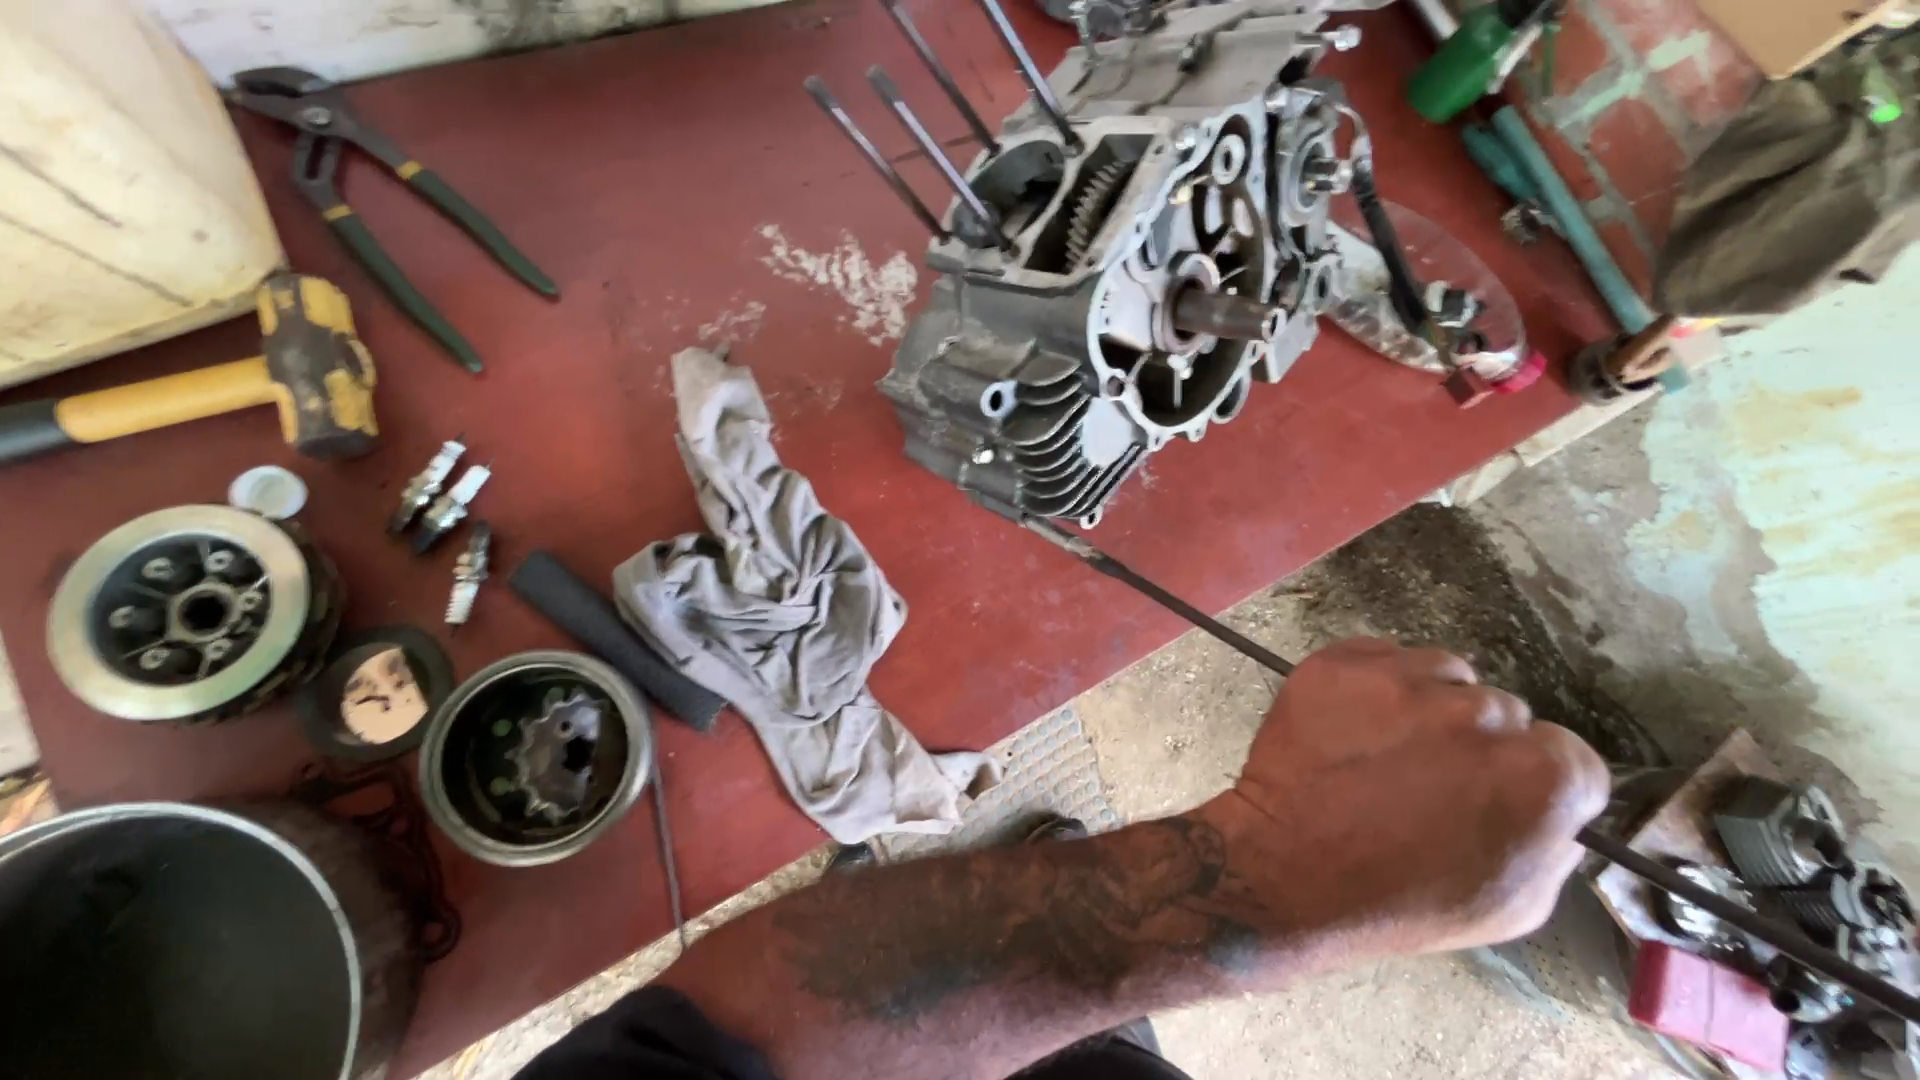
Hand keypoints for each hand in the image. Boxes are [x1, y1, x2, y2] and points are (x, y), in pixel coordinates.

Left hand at [1199, 637, 1609, 961]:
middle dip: (1477, 740)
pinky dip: (1375, 682)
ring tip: (1388, 748)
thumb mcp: (1515, 904)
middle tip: (1429, 777)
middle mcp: (1476, 713)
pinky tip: (1355, 723)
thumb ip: (1556, 844)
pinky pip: (1381, 656)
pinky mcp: (1340, 663)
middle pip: (1501, 711)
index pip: (1567, 753)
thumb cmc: (1400, 900)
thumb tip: (1561, 806)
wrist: (1285, 868)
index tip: (1496, 794)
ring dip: (1428, 702)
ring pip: (1442, 674)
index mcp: (1537, 775)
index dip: (1533, 777)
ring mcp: (1401, 681)